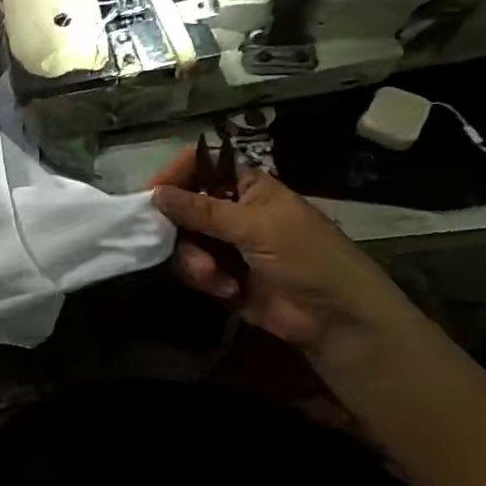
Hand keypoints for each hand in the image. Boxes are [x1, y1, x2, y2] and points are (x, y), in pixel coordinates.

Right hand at [149, 149, 413, 350]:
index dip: (174, 177)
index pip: (199, 168)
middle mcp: (232, 211)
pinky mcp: (222, 276)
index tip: (151, 194)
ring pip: (184, 242)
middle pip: (184, 207)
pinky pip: (194, 269)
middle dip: (180, 228)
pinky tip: (227, 290)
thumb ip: (203, 210)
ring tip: (215, 277)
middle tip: (170, 241)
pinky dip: (205, 279)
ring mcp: (226, 245)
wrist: (334, 317)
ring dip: (195, 260)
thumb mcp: (256, 226)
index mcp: (245, 186)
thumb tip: (156, 193)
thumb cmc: (306, 256)